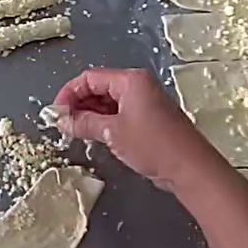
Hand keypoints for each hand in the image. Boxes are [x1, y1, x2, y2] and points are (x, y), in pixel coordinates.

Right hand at [55, 67, 228, 196]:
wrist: (191, 170)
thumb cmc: (152, 145)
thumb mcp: (112, 133)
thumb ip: (83, 123)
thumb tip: (61, 120)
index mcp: (130, 80)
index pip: (89, 78)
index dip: (69, 93)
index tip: (56, 111)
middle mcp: (137, 85)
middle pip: (98, 87)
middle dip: (78, 103)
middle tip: (63, 122)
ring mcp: (144, 101)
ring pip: (107, 101)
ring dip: (89, 114)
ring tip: (74, 130)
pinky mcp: (148, 118)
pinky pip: (118, 112)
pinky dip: (103, 121)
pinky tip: (92, 134)